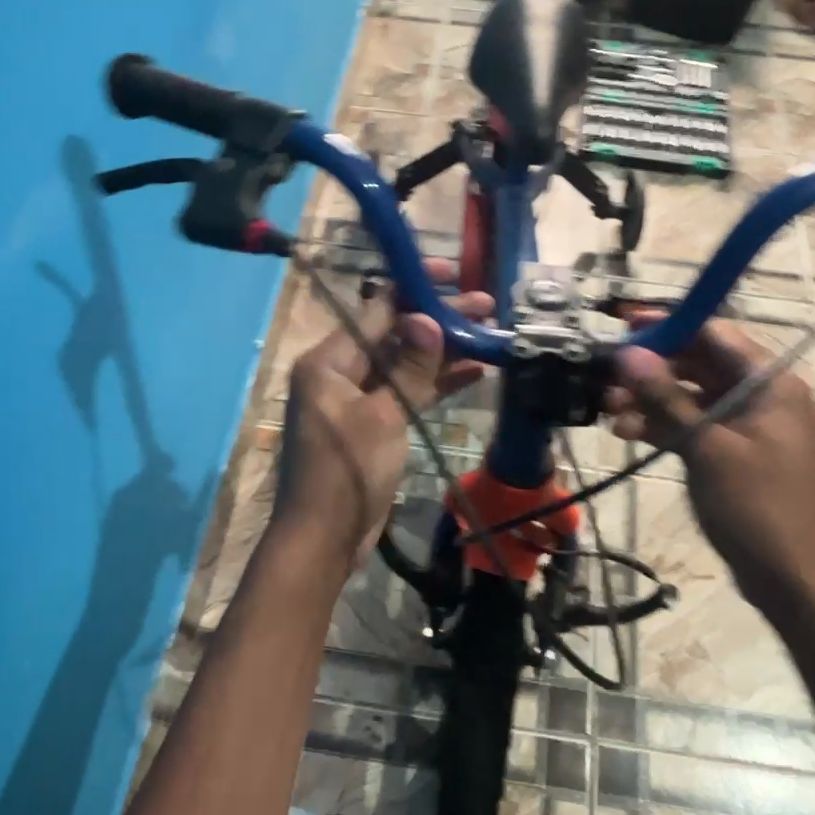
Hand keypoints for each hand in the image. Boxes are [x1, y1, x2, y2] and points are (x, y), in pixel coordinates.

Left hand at [275, 260, 494, 567]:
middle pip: (394, 334)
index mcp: (328, 361)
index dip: (415, 289)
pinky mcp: (373, 423)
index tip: (453, 275)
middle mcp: (339, 372)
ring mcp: (357, 399)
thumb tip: (428, 317)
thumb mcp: (382, 416)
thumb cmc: (346, 472)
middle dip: (438, 321)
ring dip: (443, 352)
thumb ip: (408, 367)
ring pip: (404, 363)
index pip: (376, 310)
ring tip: (489, 335)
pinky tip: (474, 373)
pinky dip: (435, 383)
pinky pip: (406, 393)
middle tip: (487, 307)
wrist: (324, 539)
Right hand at [605, 317, 814, 615]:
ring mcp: (749, 425)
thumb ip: (666, 398)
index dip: (669, 325)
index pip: (716, 334)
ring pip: (692, 396)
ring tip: (610, 412)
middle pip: (700, 364)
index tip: (624, 324)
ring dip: (652, 400)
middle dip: (652, 369)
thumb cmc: (757, 508)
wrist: (795, 580)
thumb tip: (629, 353)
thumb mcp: (707, 448)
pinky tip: (628, 433)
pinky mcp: (735, 452)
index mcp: (771, 383)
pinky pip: (695, 424)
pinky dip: (664, 426)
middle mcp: (763, 395)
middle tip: (607, 377)